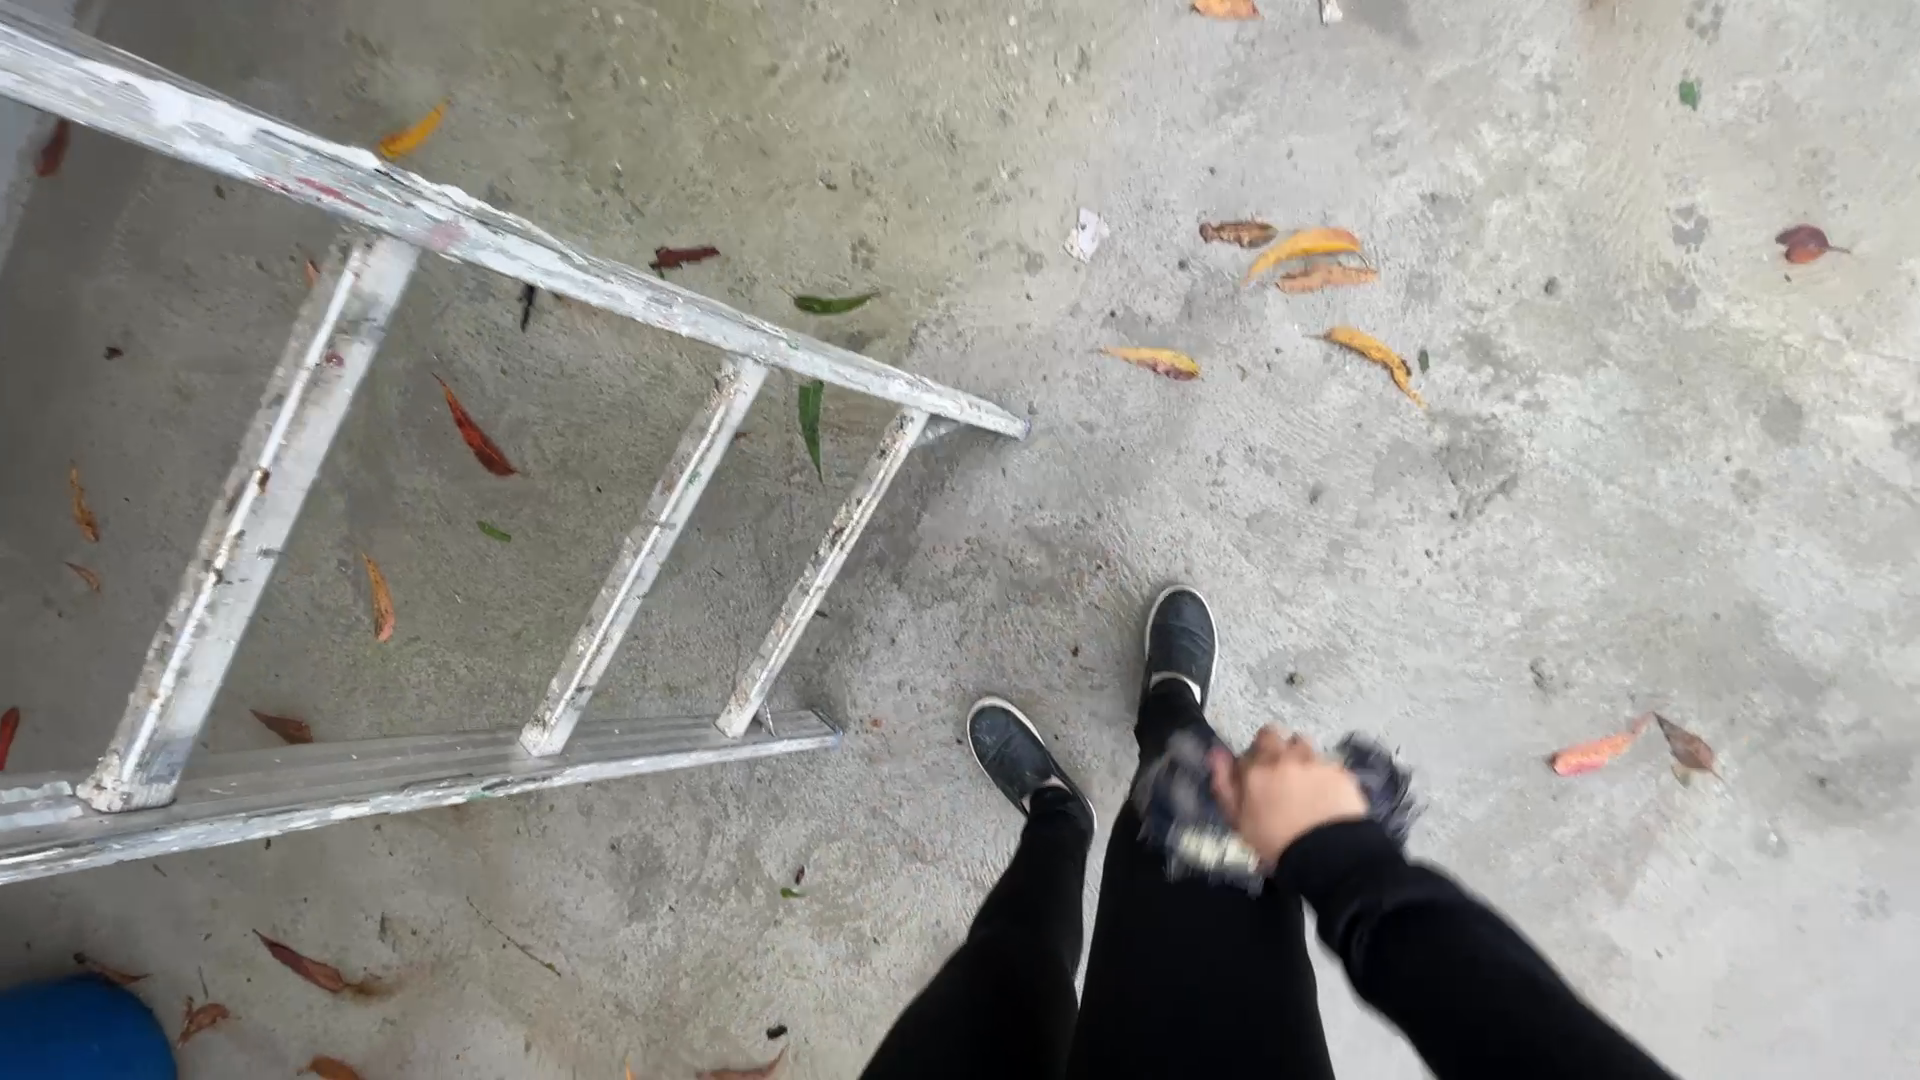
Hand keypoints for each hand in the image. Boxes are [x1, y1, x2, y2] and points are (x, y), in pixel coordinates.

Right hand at [1208, 727, 1368, 863]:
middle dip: (1274, 746)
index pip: (1246, 750)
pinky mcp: (1340, 771)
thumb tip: (1216, 754)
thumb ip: (1224, 784)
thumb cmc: (1277, 843)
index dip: (1251, 762)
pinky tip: (1328, 794)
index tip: (1256, 778)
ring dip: (1300, 755)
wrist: (1329, 856)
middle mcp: (1282, 758)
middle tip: (1279, 771)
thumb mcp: (1239, 820)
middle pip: (1272, 733)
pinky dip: (1326, 774)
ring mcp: (1313, 762)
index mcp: (1255, 770)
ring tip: (1305, 779)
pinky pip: (1329, 763)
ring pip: (1302, 742)